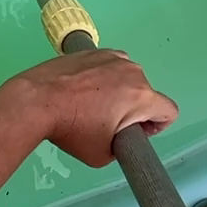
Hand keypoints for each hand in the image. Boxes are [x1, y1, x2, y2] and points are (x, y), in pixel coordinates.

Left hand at [6, 50, 177, 167]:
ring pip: (128, 77)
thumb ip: (124, 147)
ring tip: (91, 104)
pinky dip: (102, 77)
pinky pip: (109, 65)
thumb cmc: (71, 129)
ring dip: (119, 91)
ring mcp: (112, 57)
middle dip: (133, 109)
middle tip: (106, 123)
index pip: (169, 111)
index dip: (156, 127)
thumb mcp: (102, 155)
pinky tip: (82, 89)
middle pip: (147, 94)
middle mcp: (133, 72)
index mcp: (142, 97)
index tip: (134, 133)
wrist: (37, 100)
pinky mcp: (93, 51)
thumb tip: (121, 138)